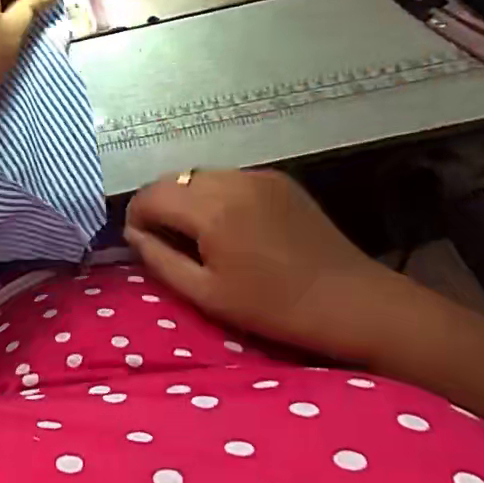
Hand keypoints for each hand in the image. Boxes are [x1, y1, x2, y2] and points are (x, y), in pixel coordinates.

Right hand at [123, 169, 433, 358]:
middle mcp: (231, 179)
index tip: (139, 241)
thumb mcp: (207, 294)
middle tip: (165, 241)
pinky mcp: (277, 178)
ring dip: (187, 198)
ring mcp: (257, 174)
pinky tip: (230, 225)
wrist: (351, 301)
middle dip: (160, 205)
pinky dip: (216, 195)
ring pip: (200, 176)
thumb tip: (133, 234)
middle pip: (173, 179)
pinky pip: (229, 178)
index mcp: (211, 208)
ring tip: (197, 234)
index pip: (151, 194)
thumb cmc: (273, 307)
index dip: (136, 216)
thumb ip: (160, 259)